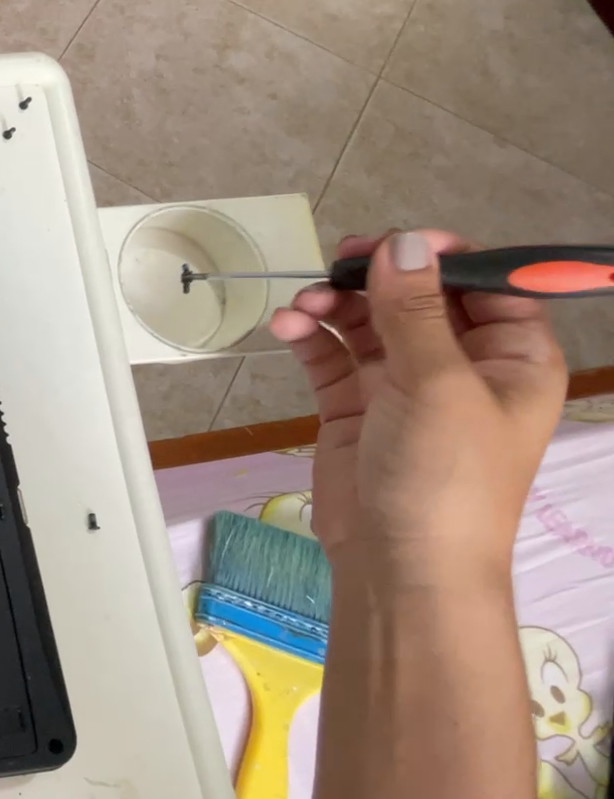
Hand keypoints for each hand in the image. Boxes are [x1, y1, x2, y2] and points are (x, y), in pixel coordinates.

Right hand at [269, 230, 566, 586]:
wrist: (398, 554)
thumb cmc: (444, 473)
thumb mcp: (437, 385)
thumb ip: (414, 313)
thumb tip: (403, 243)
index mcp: (511, 358)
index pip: (484, 287)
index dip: (441, 259)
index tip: (389, 245)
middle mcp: (458, 364)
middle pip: (415, 299)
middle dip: (373, 280)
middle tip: (331, 265)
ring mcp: (400, 384)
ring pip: (365, 323)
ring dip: (332, 307)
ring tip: (299, 306)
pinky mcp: (351, 404)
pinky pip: (329, 355)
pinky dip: (308, 337)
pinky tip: (287, 329)